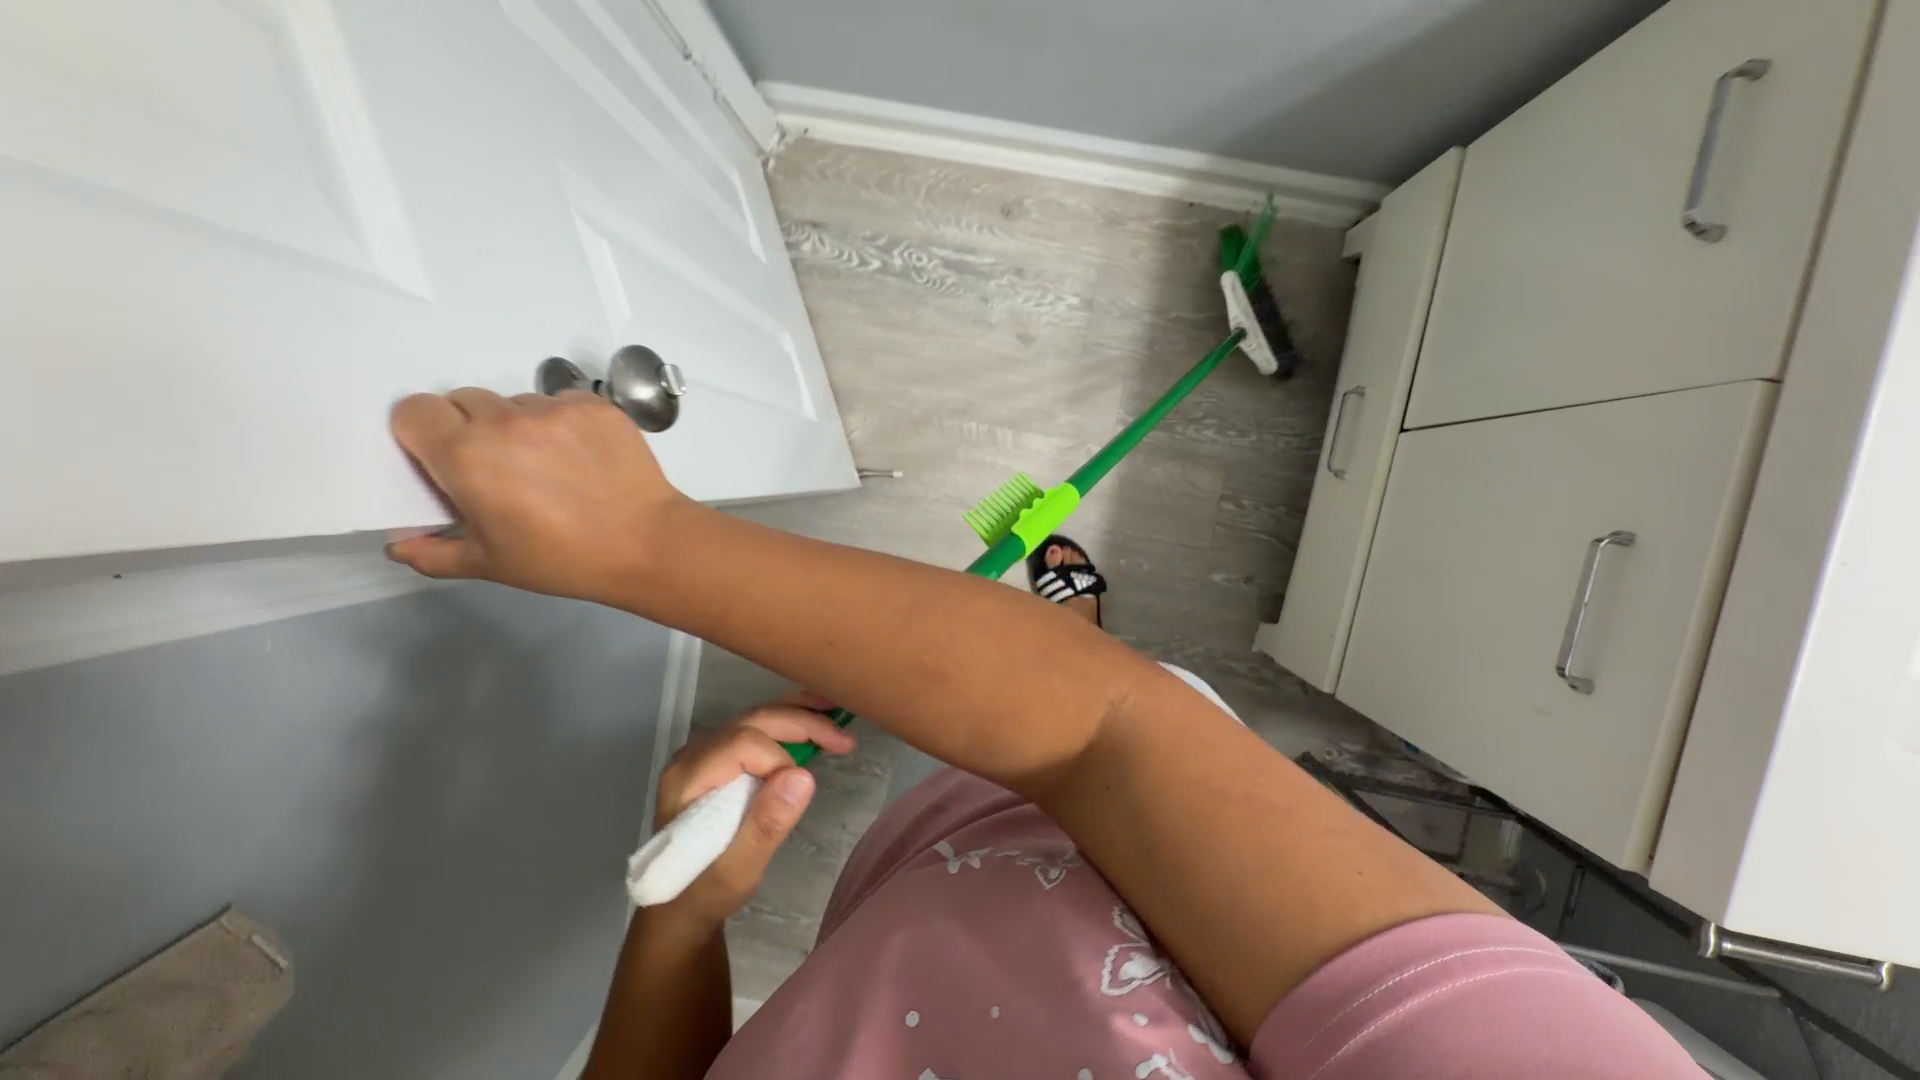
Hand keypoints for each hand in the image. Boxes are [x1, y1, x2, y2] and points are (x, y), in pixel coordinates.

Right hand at [385, 388, 691, 600]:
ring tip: (547, 466)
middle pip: (464, 400)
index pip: (415, 411)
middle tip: (497, 467)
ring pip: (516, 401)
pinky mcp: (597, 406)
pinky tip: (581, 457)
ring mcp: (556, 409)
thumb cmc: (562, 558)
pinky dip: (562, 422)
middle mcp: (506, 420)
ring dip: (518, 425)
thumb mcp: (490, 563)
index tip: (442, 459)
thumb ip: (434, 552)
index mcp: (466, 454)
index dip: (423, 433)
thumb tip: (399, 545)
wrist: (646, 543)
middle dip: (469, 428)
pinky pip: (562, 401)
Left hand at [653, 706, 855, 924]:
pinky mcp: (718, 758)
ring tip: (836, 716)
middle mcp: (693, 755)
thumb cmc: (706, 891)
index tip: (800, 790)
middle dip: (803, 723)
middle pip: (754, 721)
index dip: (780, 759)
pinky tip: (813, 722)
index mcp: (689, 777)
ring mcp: (704, 753)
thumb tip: (803, 775)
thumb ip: (766, 824)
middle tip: (845, 740)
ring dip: (799, 715)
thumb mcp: (738, 871)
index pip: (744, 743)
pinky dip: (788, 723)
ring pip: (757, 718)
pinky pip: (756, 729)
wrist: (680, 905)